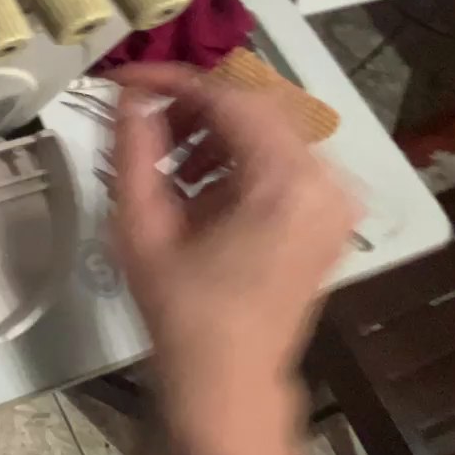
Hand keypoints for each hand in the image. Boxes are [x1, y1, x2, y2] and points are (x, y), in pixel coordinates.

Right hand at [109, 63, 359, 435]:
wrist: (226, 374)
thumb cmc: (178, 304)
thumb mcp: (140, 224)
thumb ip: (132, 151)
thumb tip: (127, 99)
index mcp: (285, 182)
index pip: (231, 98)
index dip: (171, 80)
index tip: (121, 81)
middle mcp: (325, 182)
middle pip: (255, 109)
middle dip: (189, 107)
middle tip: (136, 123)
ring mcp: (333, 200)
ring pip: (267, 132)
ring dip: (209, 133)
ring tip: (161, 161)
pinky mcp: (325, 216)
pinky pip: (278, 161)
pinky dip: (231, 158)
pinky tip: (193, 185)